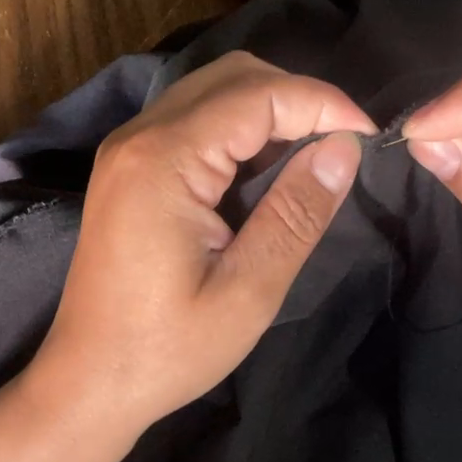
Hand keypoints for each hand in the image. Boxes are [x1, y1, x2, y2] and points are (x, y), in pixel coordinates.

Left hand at [32, 51, 375, 439]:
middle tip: (342, 147)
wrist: (91, 382)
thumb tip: (344, 149)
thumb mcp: (247, 291)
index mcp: (165, 160)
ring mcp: (125, 154)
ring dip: (266, 115)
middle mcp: (138, 138)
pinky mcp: (125, 175)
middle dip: (296, 100)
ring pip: (210, 97)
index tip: (370, 136)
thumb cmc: (168, 350)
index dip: (322, 103)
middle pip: (231, 78)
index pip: (258, 95)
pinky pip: (189, 127)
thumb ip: (296, 215)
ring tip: (311, 160)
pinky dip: (235, 135)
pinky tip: (262, 175)